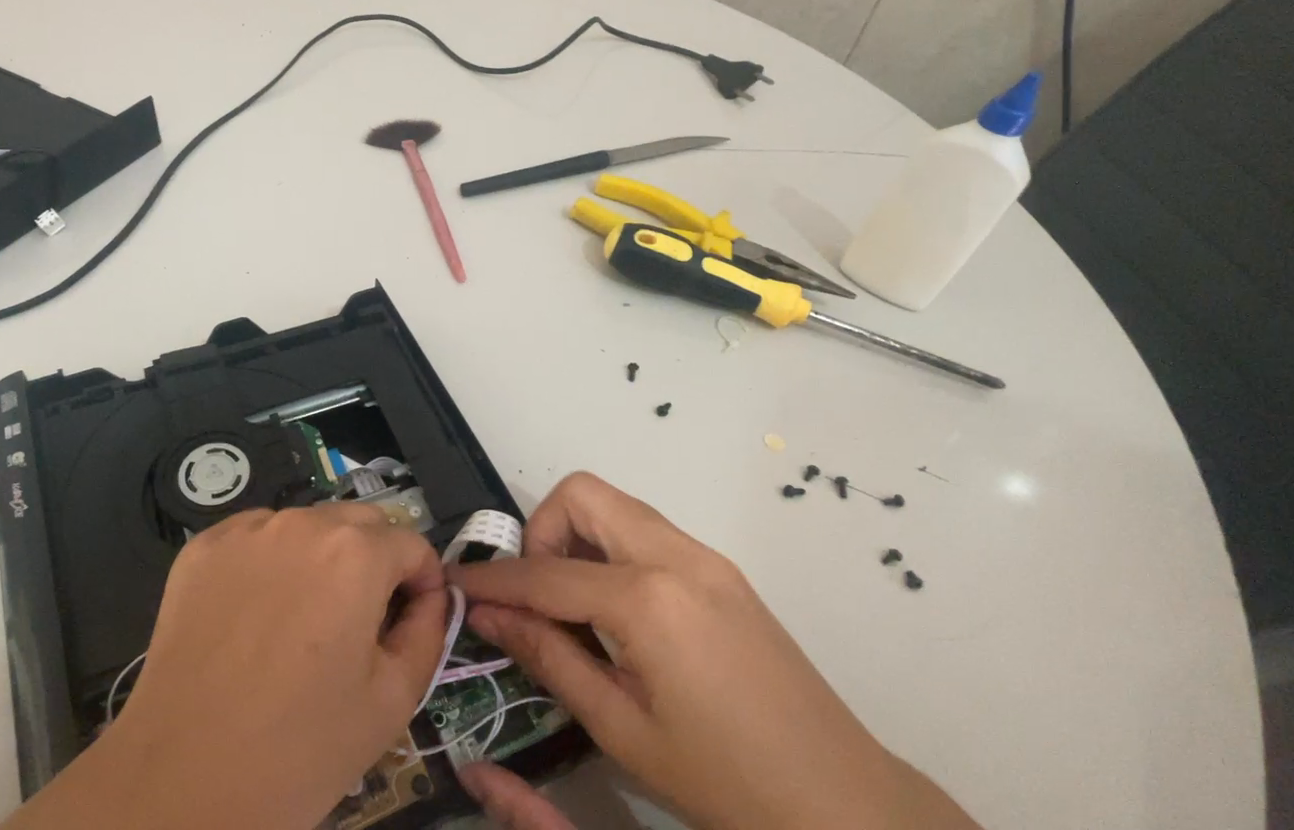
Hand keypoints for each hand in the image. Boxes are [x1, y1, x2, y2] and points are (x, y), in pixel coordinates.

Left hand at [3, 503, 446, 829]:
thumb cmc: (302, 745)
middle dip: (376, 559)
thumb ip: (427, 631)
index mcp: (356, 554)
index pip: (412, 544)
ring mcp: (244, 532)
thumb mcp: (393, 698)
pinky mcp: (201, 550)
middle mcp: (301, 522)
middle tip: (362, 620)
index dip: (422, 581)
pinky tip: (258, 615)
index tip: (412, 618)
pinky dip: (270, 562)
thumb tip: (429, 598)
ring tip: (305, 620)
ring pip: (305, 526)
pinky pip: (255, 539)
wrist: (185, 775)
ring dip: (321, 557)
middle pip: (360, 523)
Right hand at [450, 473, 979, 829]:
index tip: (454, 583)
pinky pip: (648, 533)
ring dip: (577, 538)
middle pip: (584, 495)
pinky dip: (612, 552)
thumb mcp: (619, 726)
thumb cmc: (720, 778)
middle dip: (541, 532)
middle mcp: (678, 555)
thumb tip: (487, 614)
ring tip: (568, 608)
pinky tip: (614, 614)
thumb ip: (548, 656)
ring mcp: (707, 557)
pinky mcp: (723, 571)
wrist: (839, 799)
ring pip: (618, 506)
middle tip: (532, 597)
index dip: (492, 579)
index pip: (546, 572)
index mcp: (648, 599)